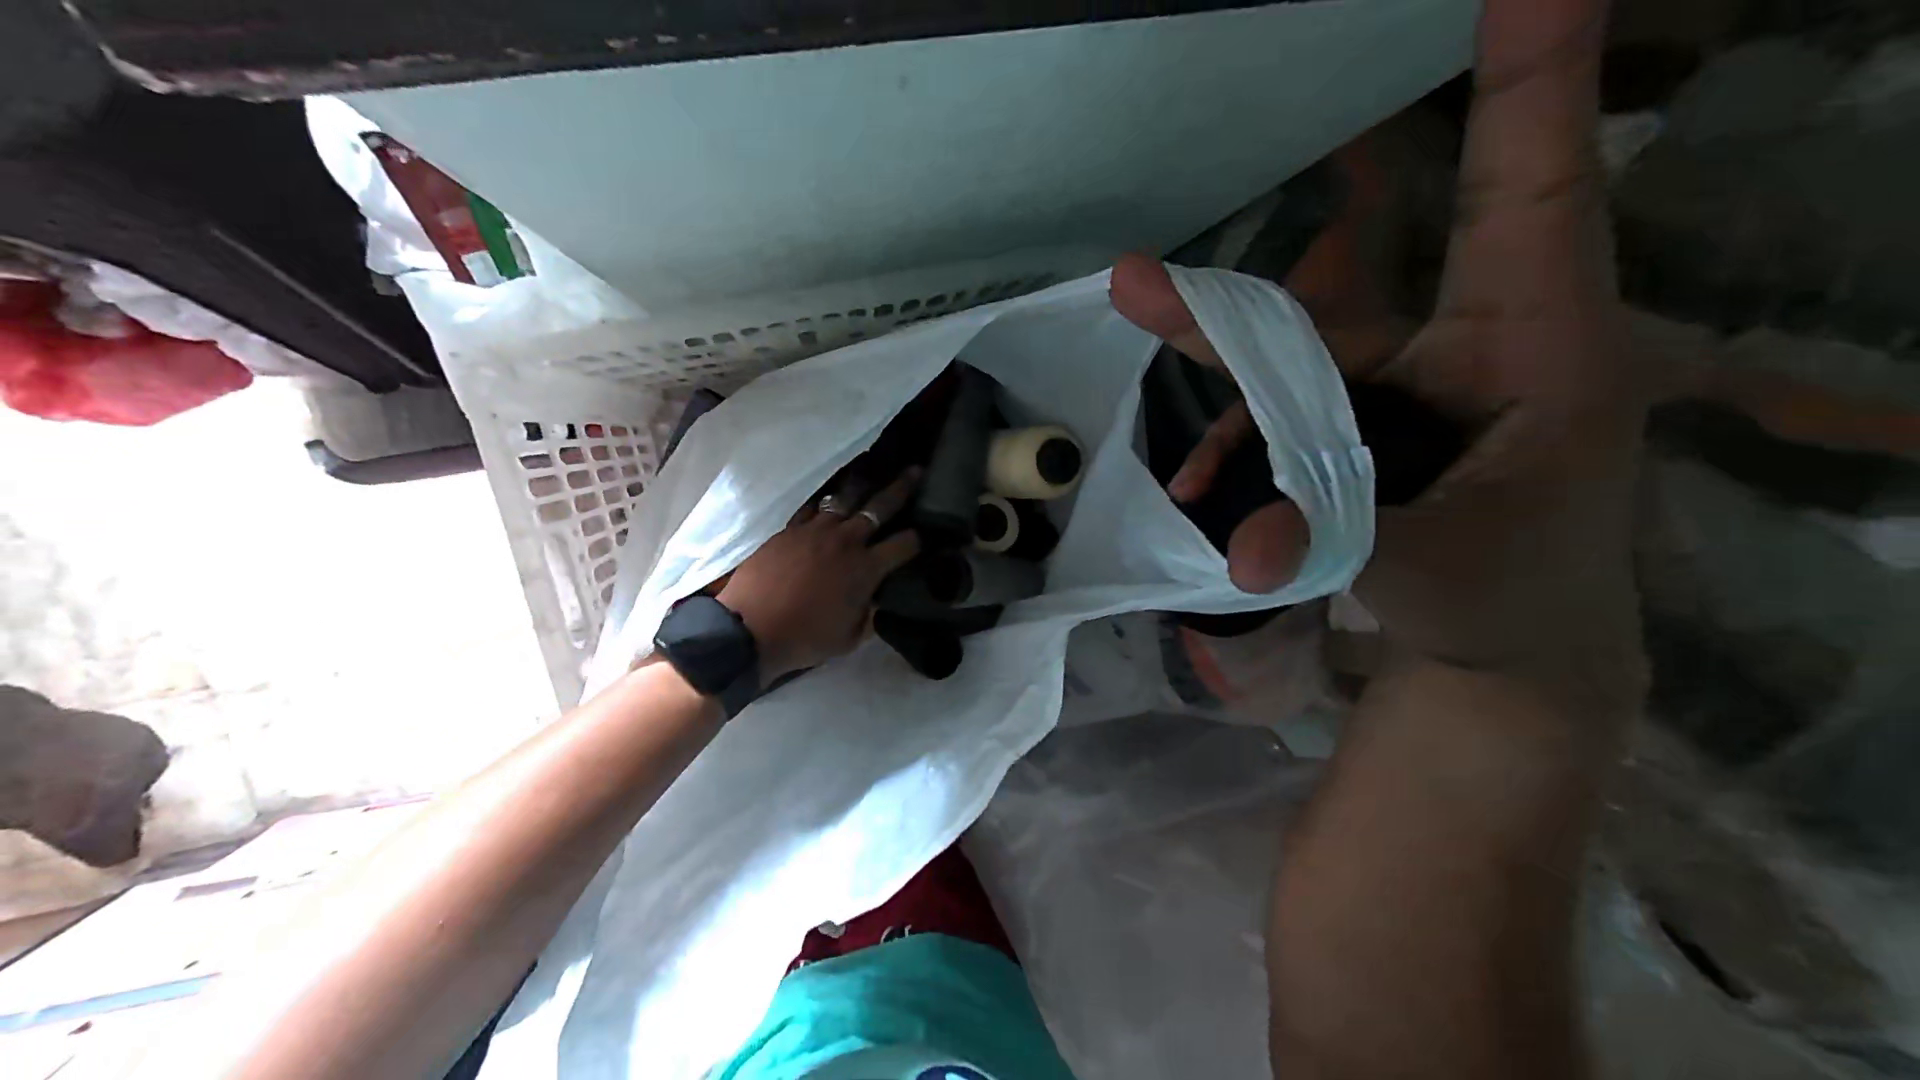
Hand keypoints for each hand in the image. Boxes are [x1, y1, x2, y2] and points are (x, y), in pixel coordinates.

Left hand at [717, 470, 921, 681]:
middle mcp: (846, 541)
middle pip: (879, 507)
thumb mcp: (850, 637)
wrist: (751, 630)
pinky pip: (812, 507)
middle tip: (916, 470)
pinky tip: (829, 496)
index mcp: (866, 568)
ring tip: (871, 471)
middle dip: (901, 488)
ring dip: (862, 485)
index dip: (920, 538)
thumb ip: (870, 614)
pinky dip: (825, 500)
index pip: (904, 544)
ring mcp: (815, 530)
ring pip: (844, 498)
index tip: (927, 532)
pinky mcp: (789, 530)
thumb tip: (878, 599)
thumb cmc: (806, 638)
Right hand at [1111, 0, 1645, 718]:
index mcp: (1535, 355)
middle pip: (1332, 311)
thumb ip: (1340, 542)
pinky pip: (1275, 429)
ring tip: (1178, 471)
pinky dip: (1234, 461)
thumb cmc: (1512, 598)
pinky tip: (1203, 496)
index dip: (1527, 81)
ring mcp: (1391, 400)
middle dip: (1231, 319)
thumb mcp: (1438, 569)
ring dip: (1218, 414)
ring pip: (1287, 377)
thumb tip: (1240, 551)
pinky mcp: (1349, 437)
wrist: (1504, 655)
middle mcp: (1456, 355)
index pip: (1528, 196)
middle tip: (1138, 285)